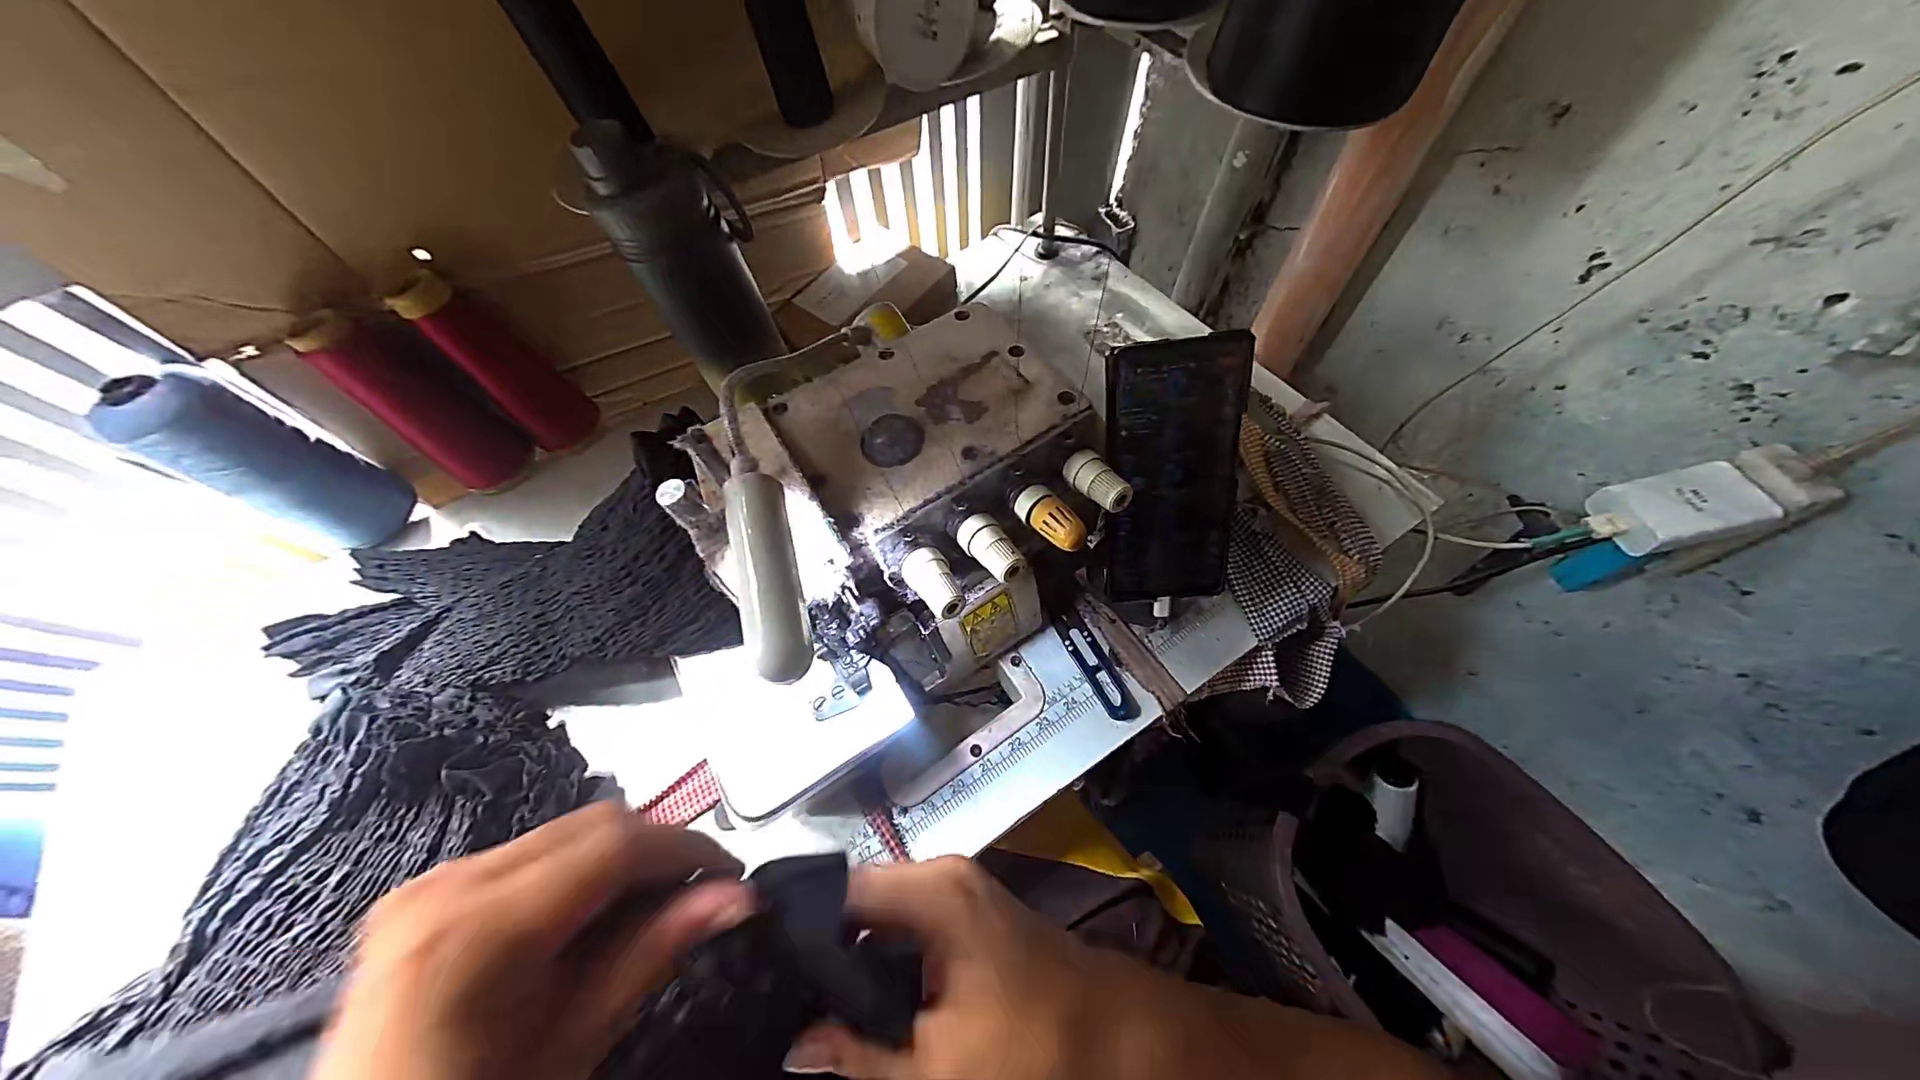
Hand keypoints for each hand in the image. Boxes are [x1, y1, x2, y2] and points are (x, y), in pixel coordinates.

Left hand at [312, 801, 753, 1079]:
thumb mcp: (570, 1044)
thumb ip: (652, 954)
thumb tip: (732, 898)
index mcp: (478, 929)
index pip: (617, 843)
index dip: (687, 847)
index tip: (727, 872)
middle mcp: (448, 887)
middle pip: (595, 824)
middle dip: (660, 848)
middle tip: (699, 889)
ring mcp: (431, 884)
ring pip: (569, 830)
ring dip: (624, 856)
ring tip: (650, 905)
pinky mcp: (429, 891)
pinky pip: (533, 850)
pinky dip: (581, 867)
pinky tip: (594, 911)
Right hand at [782, 856, 1142, 1079]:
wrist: (1122, 1036)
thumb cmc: (1033, 1049)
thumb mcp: (937, 1071)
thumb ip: (858, 1055)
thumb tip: (796, 1044)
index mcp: (931, 892)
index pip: (839, 891)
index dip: (796, 927)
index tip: (758, 966)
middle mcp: (941, 874)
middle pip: (858, 899)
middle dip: (822, 946)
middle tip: (779, 994)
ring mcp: (958, 887)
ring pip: (882, 911)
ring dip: (853, 952)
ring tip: (810, 998)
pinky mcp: (969, 908)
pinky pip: (908, 919)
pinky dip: (885, 952)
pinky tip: (865, 994)